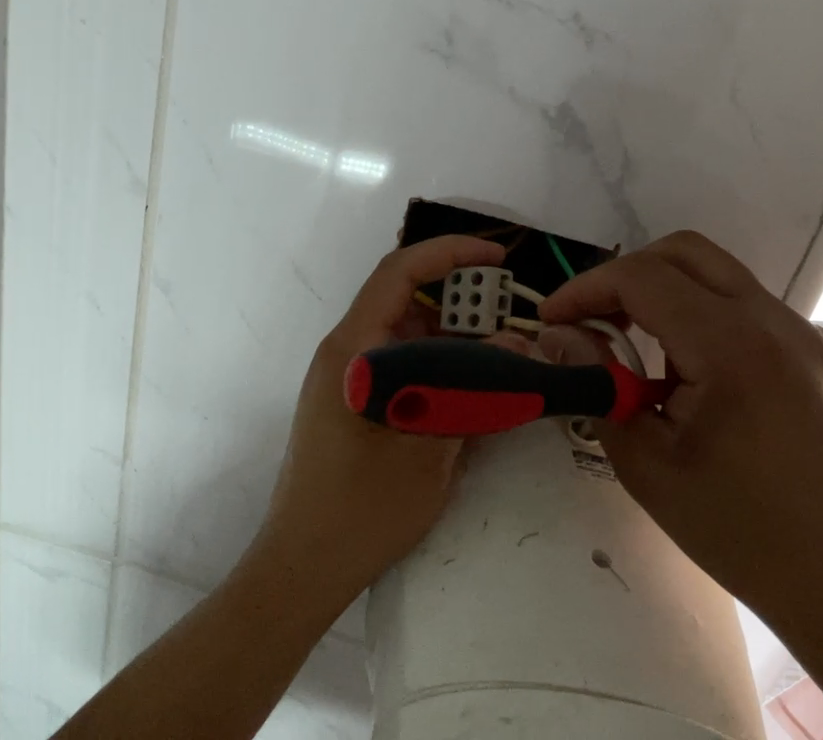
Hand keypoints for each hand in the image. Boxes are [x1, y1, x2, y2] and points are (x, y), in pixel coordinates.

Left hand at [249, 234, 507, 602]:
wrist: (303, 569)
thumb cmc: (359, 510)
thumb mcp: (429, 451)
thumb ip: (474, 394)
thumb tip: (520, 352)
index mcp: (353, 349)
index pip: (399, 273)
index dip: (449, 254)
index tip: (498, 258)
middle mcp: (346, 353)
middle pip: (407, 304)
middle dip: (464, 303)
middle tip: (514, 321)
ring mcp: (348, 380)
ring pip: (409, 339)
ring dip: (456, 341)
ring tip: (505, 359)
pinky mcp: (355, 406)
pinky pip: (403, 368)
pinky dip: (440, 370)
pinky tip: (474, 393)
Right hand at [539, 231, 822, 624]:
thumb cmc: (743, 535)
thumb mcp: (648, 464)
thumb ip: (599, 384)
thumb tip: (560, 335)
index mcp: (733, 345)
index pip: (642, 277)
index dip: (585, 289)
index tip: (552, 321)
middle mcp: (778, 321)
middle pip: (686, 253)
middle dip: (626, 276)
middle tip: (593, 323)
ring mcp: (810, 337)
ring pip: (722, 279)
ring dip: (668, 298)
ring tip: (642, 364)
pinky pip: (753, 313)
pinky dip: (707, 322)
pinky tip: (696, 385)